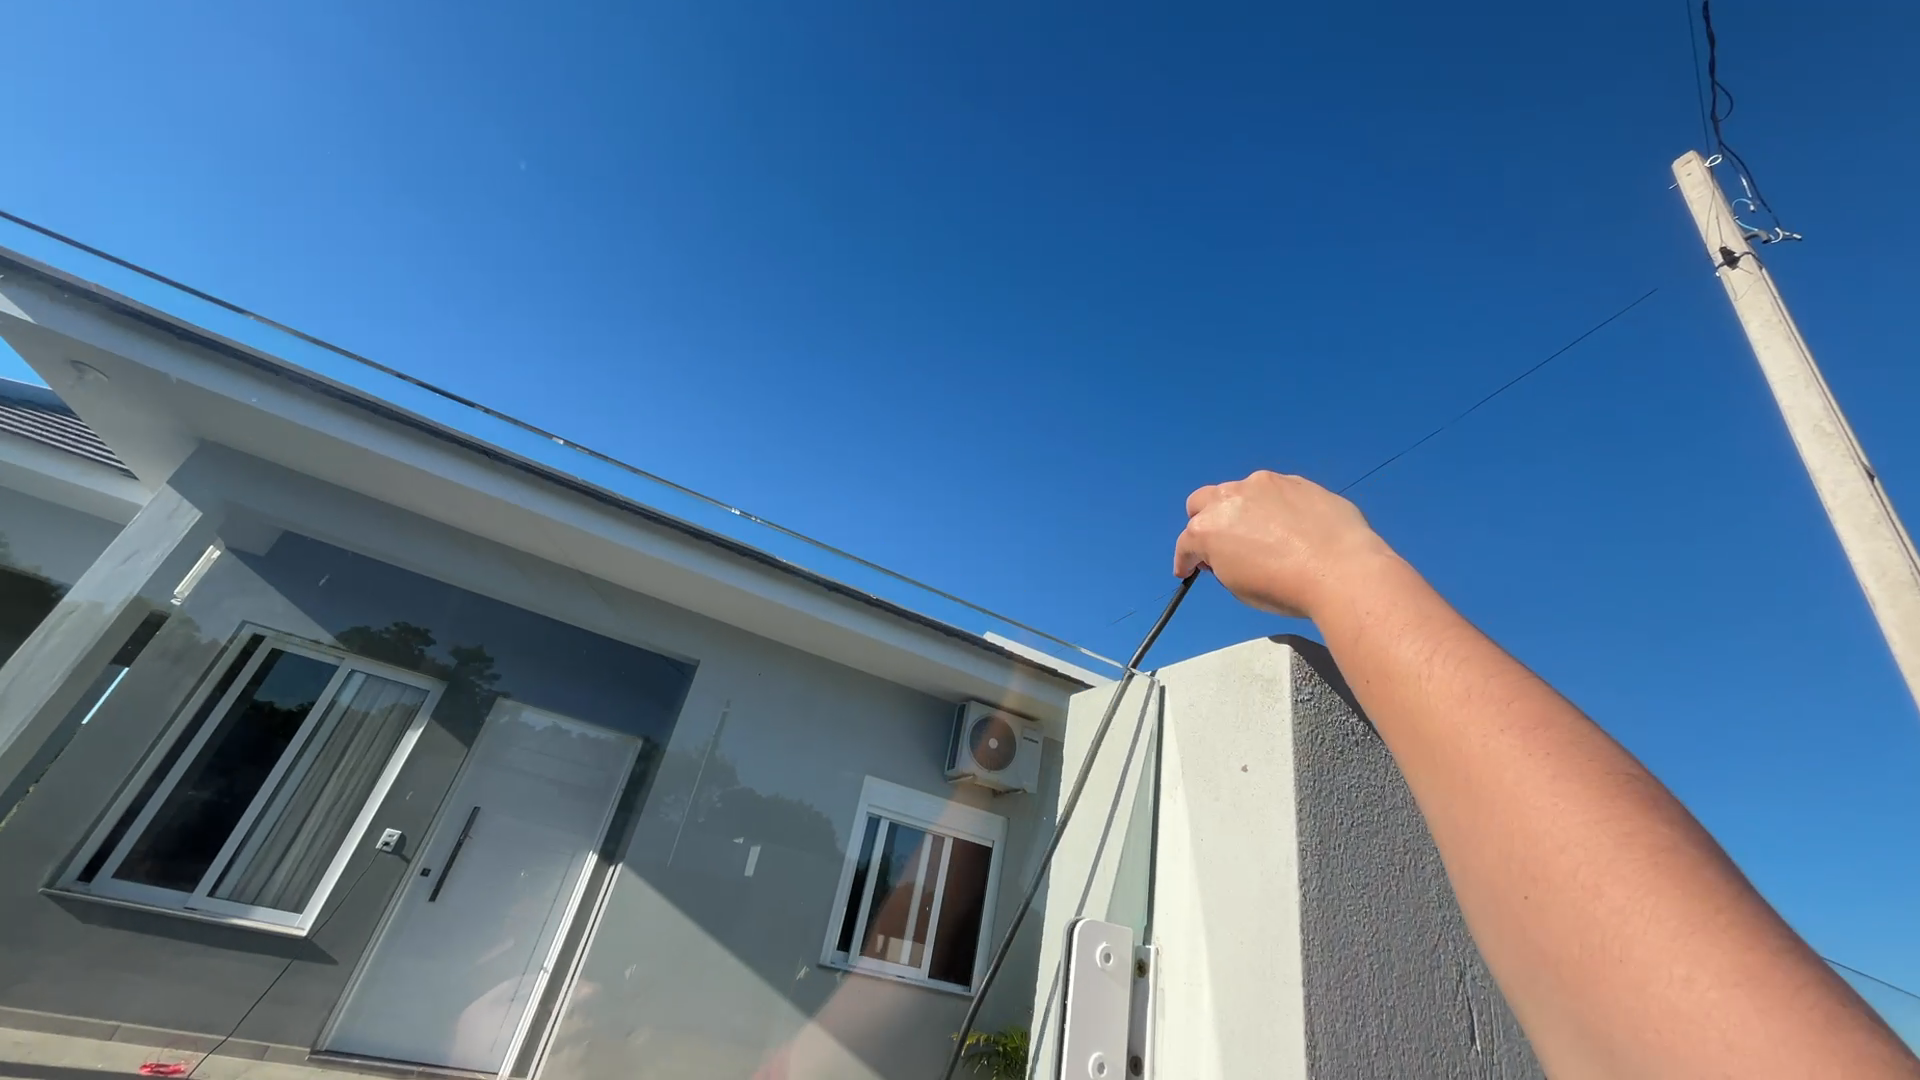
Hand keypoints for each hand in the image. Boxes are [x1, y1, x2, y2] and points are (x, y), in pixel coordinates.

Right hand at [1174, 471, 1395, 619]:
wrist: (1342, 570)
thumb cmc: (1284, 589)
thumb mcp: (1238, 586)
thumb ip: (1222, 562)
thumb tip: (1228, 553)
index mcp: (1207, 529)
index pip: (1186, 544)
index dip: (1185, 560)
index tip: (1189, 570)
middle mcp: (1229, 498)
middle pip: (1201, 502)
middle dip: (1203, 521)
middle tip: (1220, 543)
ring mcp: (1264, 484)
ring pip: (1240, 492)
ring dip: (1241, 509)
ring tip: (1262, 532)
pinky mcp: (1296, 481)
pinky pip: (1276, 492)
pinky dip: (1275, 507)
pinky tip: (1292, 527)